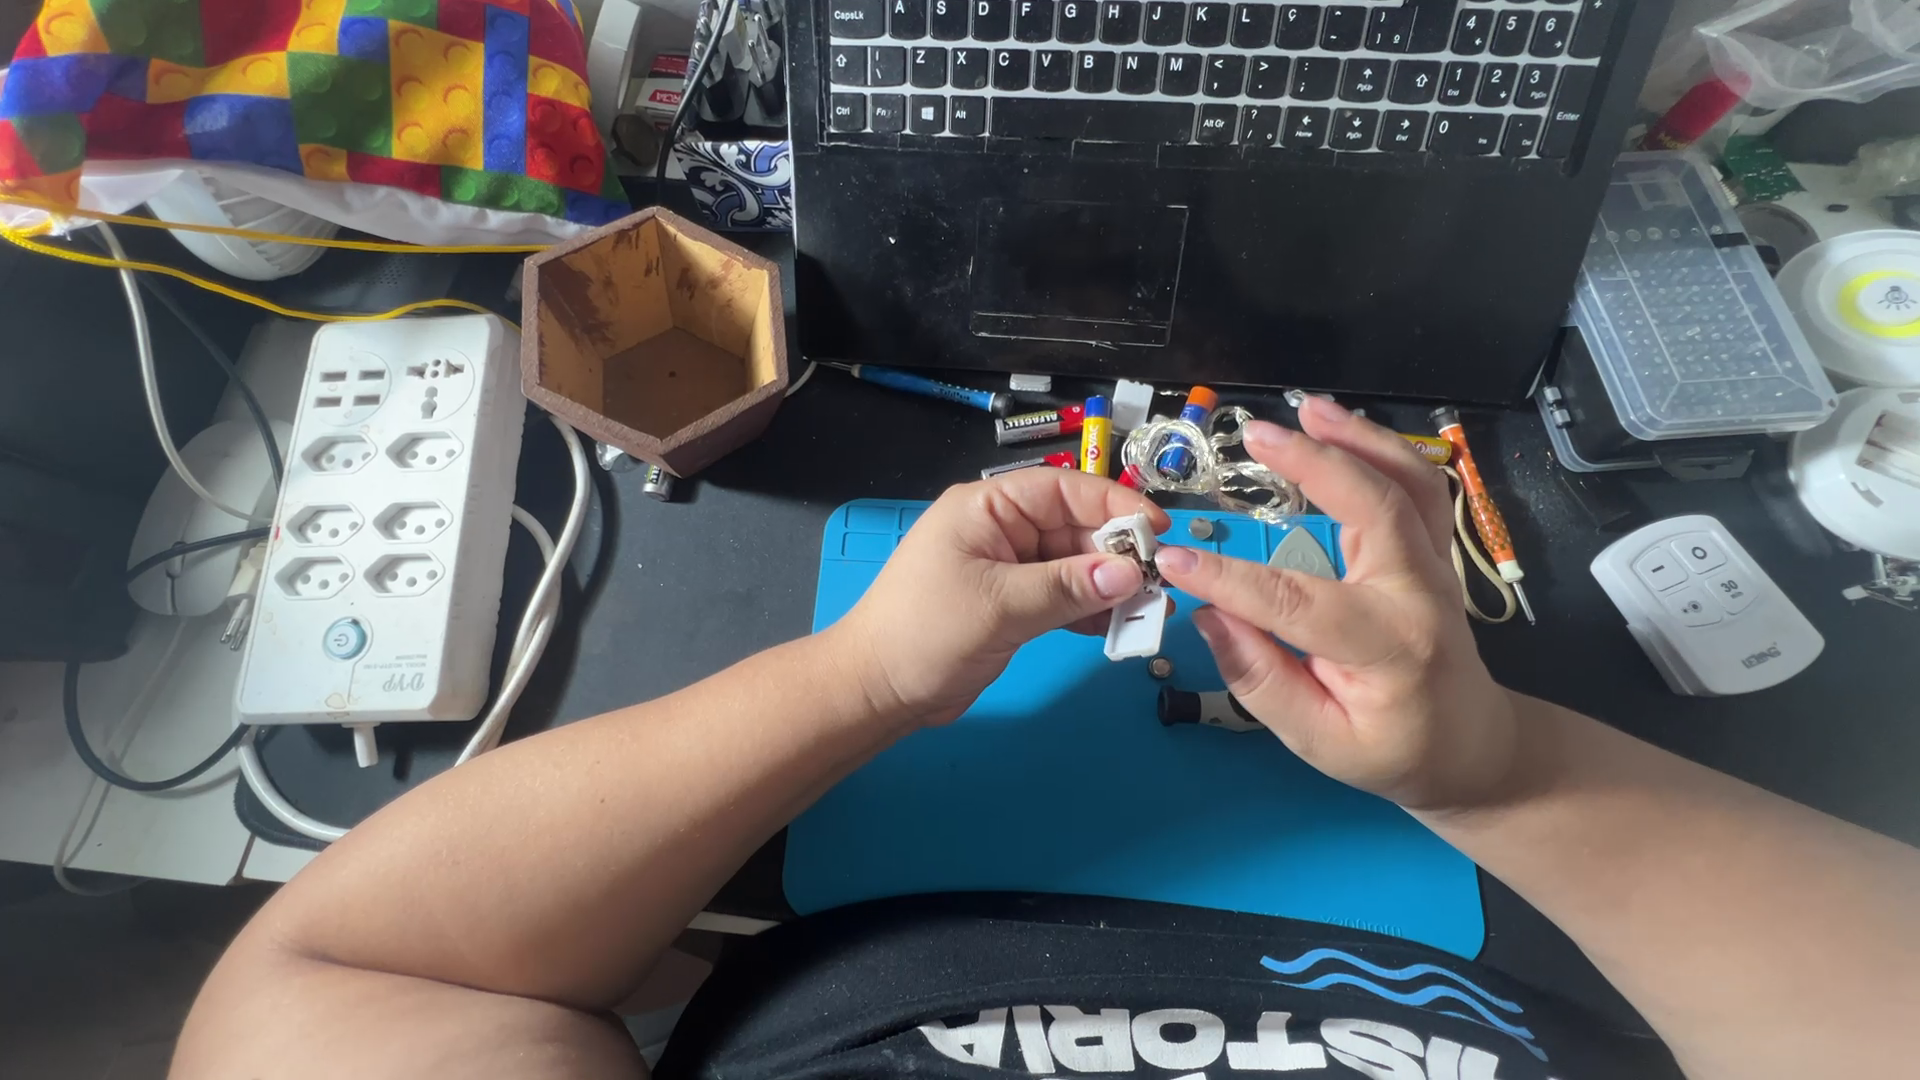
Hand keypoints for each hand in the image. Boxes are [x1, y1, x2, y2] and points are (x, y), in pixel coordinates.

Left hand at [835, 469, 1169, 725]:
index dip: (1111, 505)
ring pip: (1073, 567)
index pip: (1061, 490)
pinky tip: (1116, 628)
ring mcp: (1009, 569)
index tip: (1157, 529)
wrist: (880, 689)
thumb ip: (1067, 587)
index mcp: (988, 509)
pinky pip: (1063, 597)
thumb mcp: (999, 605)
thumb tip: (1131, 573)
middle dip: (1116, 555)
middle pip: (1073, 529)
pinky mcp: (1014, 604)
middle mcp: (1002, 531)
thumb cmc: (926, 632)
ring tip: (1147, 612)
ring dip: (1109, 588)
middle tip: (1159, 585)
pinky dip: (1089, 611)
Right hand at [1151, 396, 1521, 811]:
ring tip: (1304, 408)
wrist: (1474, 746)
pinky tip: (1337, 428)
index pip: (1292, 600)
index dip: (1225, 578)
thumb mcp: (1317, 740)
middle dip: (1313, 465)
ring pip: (1406, 484)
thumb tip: (1207, 615)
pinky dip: (1379, 448)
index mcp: (1386, 647)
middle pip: (1375, 509)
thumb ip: (1259, 679)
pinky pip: (1416, 487)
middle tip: (1256, 436)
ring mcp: (1434, 566)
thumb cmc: (1391, 751)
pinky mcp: (1433, 552)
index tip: (1170, 558)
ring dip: (1356, 438)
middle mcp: (1417, 594)